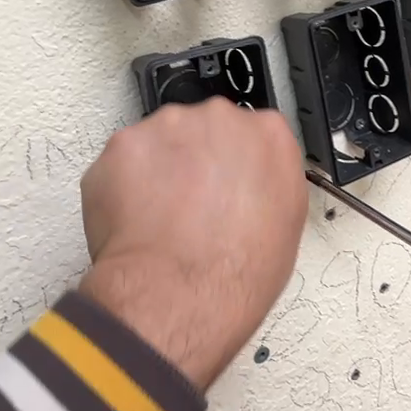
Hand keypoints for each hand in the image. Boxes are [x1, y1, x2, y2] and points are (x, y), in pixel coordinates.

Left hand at [76, 99, 307, 389]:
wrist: (183, 292)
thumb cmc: (239, 271)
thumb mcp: (288, 223)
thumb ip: (269, 182)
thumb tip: (251, 184)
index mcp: (269, 134)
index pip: (252, 133)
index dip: (236, 164)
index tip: (227, 186)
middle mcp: (221, 117)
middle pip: (204, 130)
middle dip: (196, 160)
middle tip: (192, 206)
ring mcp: (169, 126)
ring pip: (160, 142)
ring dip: (158, 171)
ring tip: (160, 220)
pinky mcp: (124, 144)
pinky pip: (122, 161)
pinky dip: (122, 186)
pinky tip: (135, 222)